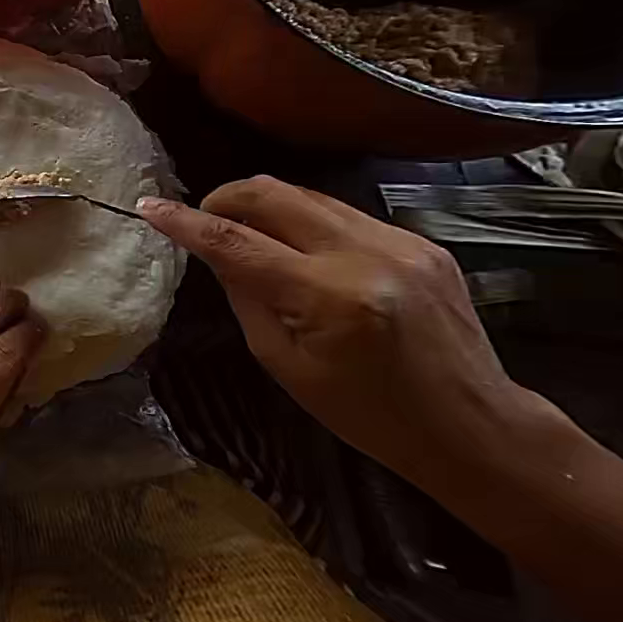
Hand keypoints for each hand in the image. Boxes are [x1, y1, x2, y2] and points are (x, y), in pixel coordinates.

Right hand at [139, 176, 557, 484]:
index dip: (184, 222)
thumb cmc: (363, 411)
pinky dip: (303, 220)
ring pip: (304, 193)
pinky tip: (300, 250)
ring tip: (248, 234)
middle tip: (204, 220)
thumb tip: (215, 251)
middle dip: (224, 197)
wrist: (474, 427)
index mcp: (327, 297)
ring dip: (262, 206)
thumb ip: (244, 295)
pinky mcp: (421, 241)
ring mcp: (401, 243)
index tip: (148, 208)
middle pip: (271, 193)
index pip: (235, 242)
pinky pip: (340, 211)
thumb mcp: (281, 360)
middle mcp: (366, 256)